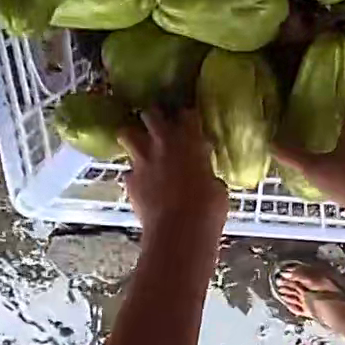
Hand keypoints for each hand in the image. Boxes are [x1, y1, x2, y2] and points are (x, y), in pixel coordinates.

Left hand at [120, 108, 226, 239]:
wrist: (179, 231)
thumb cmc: (208, 208)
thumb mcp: (217, 187)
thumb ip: (208, 173)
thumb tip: (206, 175)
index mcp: (190, 140)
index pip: (188, 114)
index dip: (188, 116)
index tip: (191, 121)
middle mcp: (162, 143)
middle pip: (152, 114)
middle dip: (154, 117)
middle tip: (160, 125)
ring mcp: (142, 160)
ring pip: (127, 134)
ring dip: (134, 137)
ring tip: (140, 146)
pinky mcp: (130, 180)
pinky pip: (130, 171)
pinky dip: (136, 176)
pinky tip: (144, 185)